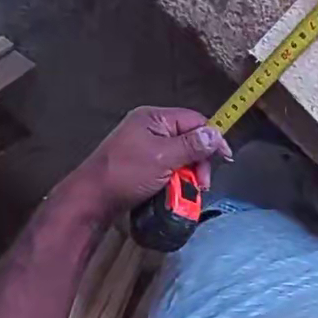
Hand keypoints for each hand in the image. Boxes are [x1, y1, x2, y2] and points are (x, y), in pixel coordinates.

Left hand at [57, 106, 232, 224]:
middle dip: (198, 162)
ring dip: (187, 175)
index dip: (211, 138)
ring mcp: (144, 148)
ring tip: (188, 191)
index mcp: (154, 118)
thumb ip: (192, 146)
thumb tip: (215, 134)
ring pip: (179, 158)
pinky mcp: (140, 166)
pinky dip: (174, 180)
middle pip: (188, 140)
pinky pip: (166, 169)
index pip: (194, 120)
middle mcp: (149, 129)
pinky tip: (174, 192)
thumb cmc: (125, 174)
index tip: (224, 158)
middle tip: (201, 183)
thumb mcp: (163, 158)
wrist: (92, 199)